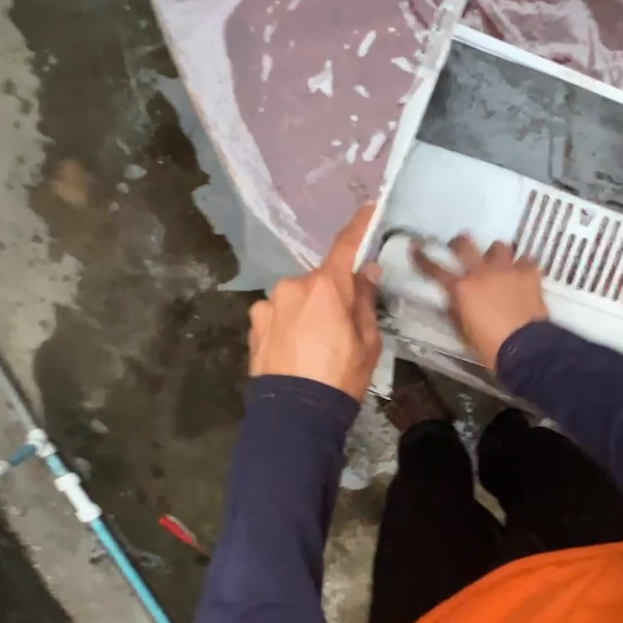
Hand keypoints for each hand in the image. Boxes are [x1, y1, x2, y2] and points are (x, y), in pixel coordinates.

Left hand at [248, 206, 383, 399]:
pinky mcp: (254, 323)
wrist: (295, 415)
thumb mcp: (368, 342)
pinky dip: (288, 324)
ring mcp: (269, 304)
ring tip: (315, 346)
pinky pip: (278, 314)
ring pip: (297, 298)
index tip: (369, 208)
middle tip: (343, 326)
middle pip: (321, 280)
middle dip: (332, 295)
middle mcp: (293, 285)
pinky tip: (294, 350)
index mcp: (327, 286)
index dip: (360, 226)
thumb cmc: (341, 377)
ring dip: (308, 311)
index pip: (346, 245)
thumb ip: (364, 302)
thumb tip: (365, 271)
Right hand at [416, 236, 550, 366]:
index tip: (415, 248)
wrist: (524, 348)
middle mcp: (482, 272)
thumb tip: (454, 300)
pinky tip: (523, 274)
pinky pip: (525, 259)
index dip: (423, 258)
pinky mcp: (529, 273)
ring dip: (496, 254)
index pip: (436, 270)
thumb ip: (457, 310)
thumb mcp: (464, 331)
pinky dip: (523, 265)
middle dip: (459, 243)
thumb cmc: (490, 347)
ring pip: (499, 246)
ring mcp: (507, 269)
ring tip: (499, 263)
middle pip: (465, 244)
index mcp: (462, 289)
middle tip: (460, 248)